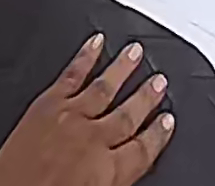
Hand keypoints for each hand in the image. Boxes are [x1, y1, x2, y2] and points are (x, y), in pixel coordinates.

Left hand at [0, 34, 176, 185]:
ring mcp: (70, 117)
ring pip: (104, 87)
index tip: (168, 120)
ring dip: (123, 68)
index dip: (157, 136)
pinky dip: (86, 55)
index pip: (141, 151)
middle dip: (146, 97)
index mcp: (105, 174)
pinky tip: (96, 42)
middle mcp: (93, 140)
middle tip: (160, 80)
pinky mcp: (47, 103)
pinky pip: (72, 73)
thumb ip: (108, 179)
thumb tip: (122, 170)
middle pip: (128, 114)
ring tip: (136, 51)